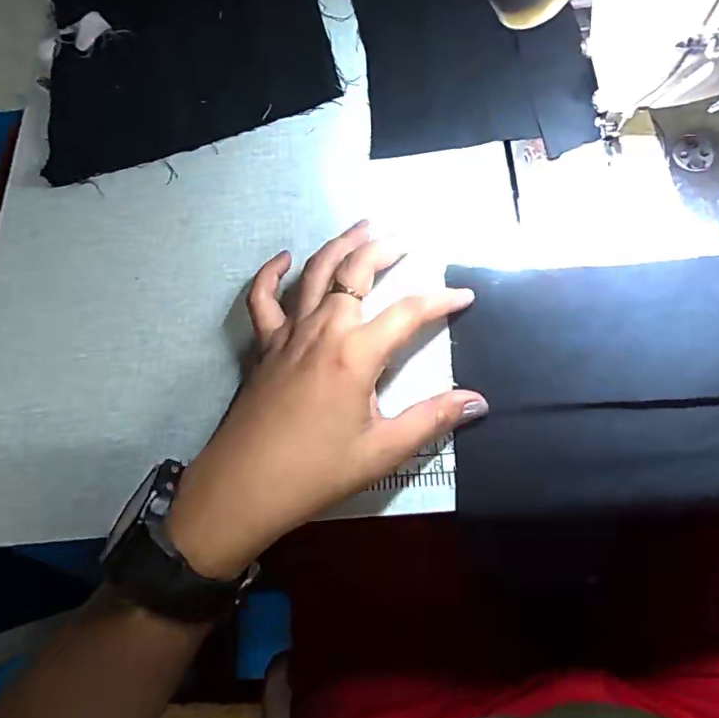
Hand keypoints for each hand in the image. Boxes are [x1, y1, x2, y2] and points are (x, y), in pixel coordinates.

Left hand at [164, 222, 486, 576]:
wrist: (240, 491)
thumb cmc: (316, 472)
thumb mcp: (383, 450)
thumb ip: (433, 419)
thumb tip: (479, 401)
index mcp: (356, 353)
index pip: (409, 311)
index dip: (441, 300)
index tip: (465, 296)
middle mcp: (324, 330)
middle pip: (356, 271)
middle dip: (384, 249)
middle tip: (405, 238)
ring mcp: (289, 333)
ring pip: (316, 273)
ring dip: (340, 245)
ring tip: (362, 227)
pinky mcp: (265, 345)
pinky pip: (263, 299)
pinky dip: (272, 273)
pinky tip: (285, 258)